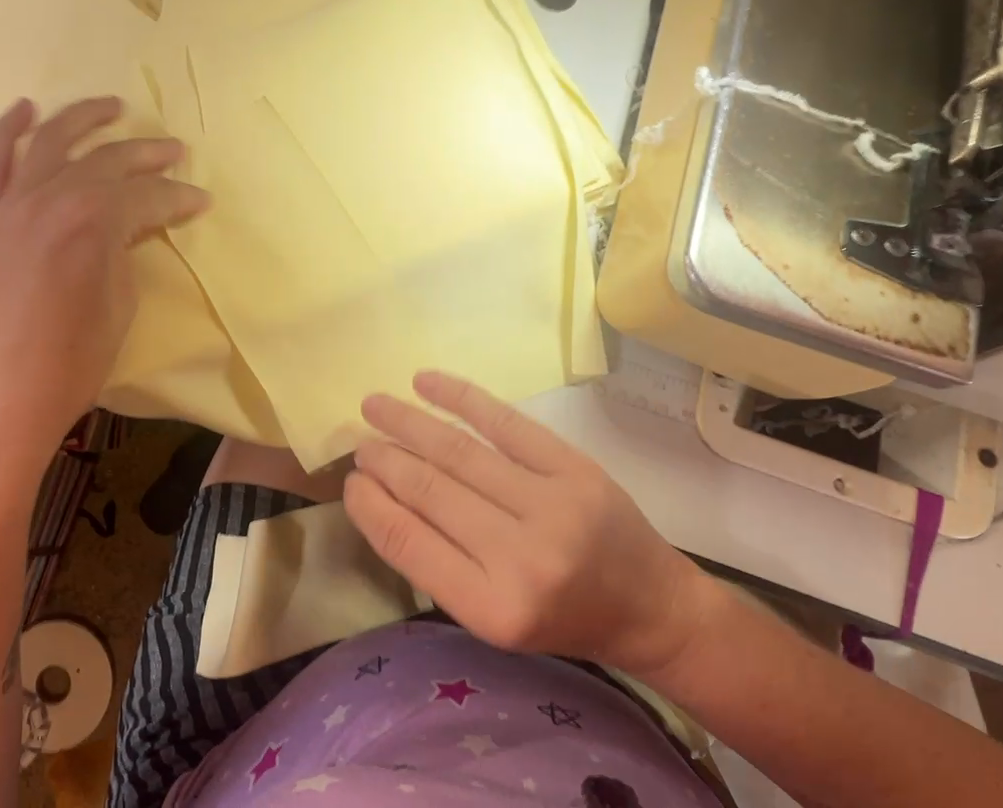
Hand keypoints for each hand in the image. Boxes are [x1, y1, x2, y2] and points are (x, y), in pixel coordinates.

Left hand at [0, 96, 208, 472]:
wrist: (3, 395)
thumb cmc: (73, 361)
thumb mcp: (120, 304)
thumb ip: (125, 251)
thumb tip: (128, 230)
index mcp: (93, 220)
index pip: (147, 196)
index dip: (179, 198)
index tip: (202, 202)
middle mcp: (51, 197)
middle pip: (106, 160)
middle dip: (147, 154)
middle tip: (176, 151)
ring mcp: (12, 205)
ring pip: (48, 142)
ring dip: (83, 118)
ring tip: (112, 106)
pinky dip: (6, 132)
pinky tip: (25, 110)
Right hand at [344, 370, 711, 676]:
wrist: (651, 607)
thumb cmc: (561, 620)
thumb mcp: (490, 616)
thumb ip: (435, 561)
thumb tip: (379, 494)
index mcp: (491, 607)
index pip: (407, 541)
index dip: (369, 504)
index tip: (350, 482)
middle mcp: (521, 557)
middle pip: (429, 490)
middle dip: (383, 460)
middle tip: (359, 443)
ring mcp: (552, 506)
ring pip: (459, 453)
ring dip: (408, 423)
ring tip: (374, 406)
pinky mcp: (576, 469)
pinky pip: (506, 423)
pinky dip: (460, 398)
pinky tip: (424, 383)